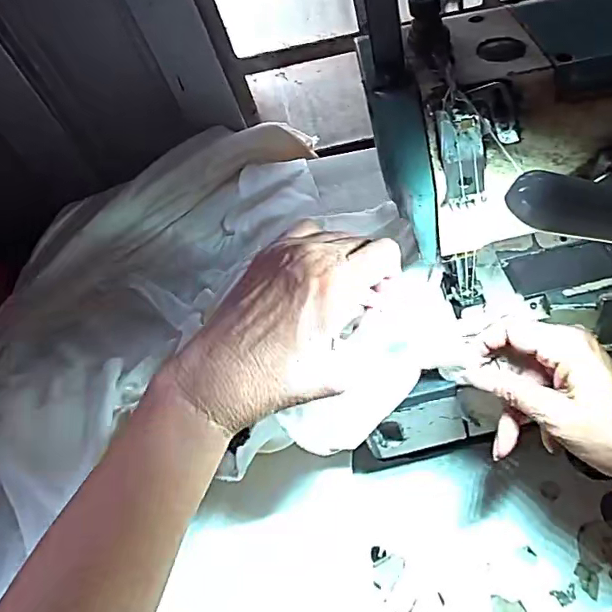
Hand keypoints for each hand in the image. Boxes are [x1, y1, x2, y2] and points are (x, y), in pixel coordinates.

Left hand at [157, 222, 401, 436]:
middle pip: (363, 242)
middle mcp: (312, 257)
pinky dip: (318, 245)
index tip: (384, 295)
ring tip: (338, 289)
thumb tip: (380, 327)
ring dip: (347, 257)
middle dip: (372, 268)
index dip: (392, 274)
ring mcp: (286, 252)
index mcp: (334, 283)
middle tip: (364, 299)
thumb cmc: (272, 379)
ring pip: (336, 234)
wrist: (219, 375)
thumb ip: (368, 346)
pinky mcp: (266, 255)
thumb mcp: (337, 374)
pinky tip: (313, 272)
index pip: (384, 252)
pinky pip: (306, 232)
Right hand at [454, 319, 611, 488]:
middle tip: (482, 401)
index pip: (511, 328)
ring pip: (523, 377)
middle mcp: (567, 346)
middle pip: (514, 355)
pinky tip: (528, 435)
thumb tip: (480, 374)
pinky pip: (538, 388)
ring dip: (513, 408)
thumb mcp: (555, 416)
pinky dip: (529, 411)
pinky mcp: (572, 378)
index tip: (465, 364)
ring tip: (507, 438)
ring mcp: (570, 363)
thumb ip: (513, 392)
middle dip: (498, 386)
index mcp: (566, 344)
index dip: (483, 344)